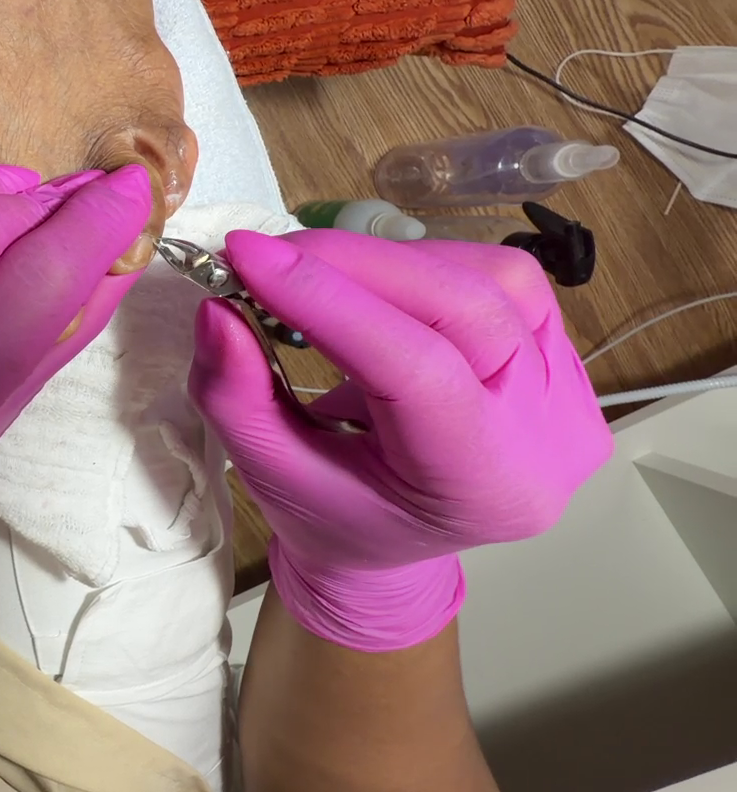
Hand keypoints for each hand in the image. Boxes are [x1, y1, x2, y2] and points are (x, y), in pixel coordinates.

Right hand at [188, 230, 612, 650]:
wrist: (388, 537)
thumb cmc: (325, 514)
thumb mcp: (260, 467)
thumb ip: (232, 393)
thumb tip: (216, 309)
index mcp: (477, 485)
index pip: (411, 367)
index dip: (321, 299)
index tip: (242, 255)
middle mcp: (550, 438)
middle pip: (464, 306)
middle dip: (350, 263)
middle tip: (264, 254)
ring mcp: (574, 396)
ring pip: (491, 279)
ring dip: (386, 260)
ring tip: (310, 273)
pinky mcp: (565, 362)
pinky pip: (503, 281)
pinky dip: (420, 265)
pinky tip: (366, 285)